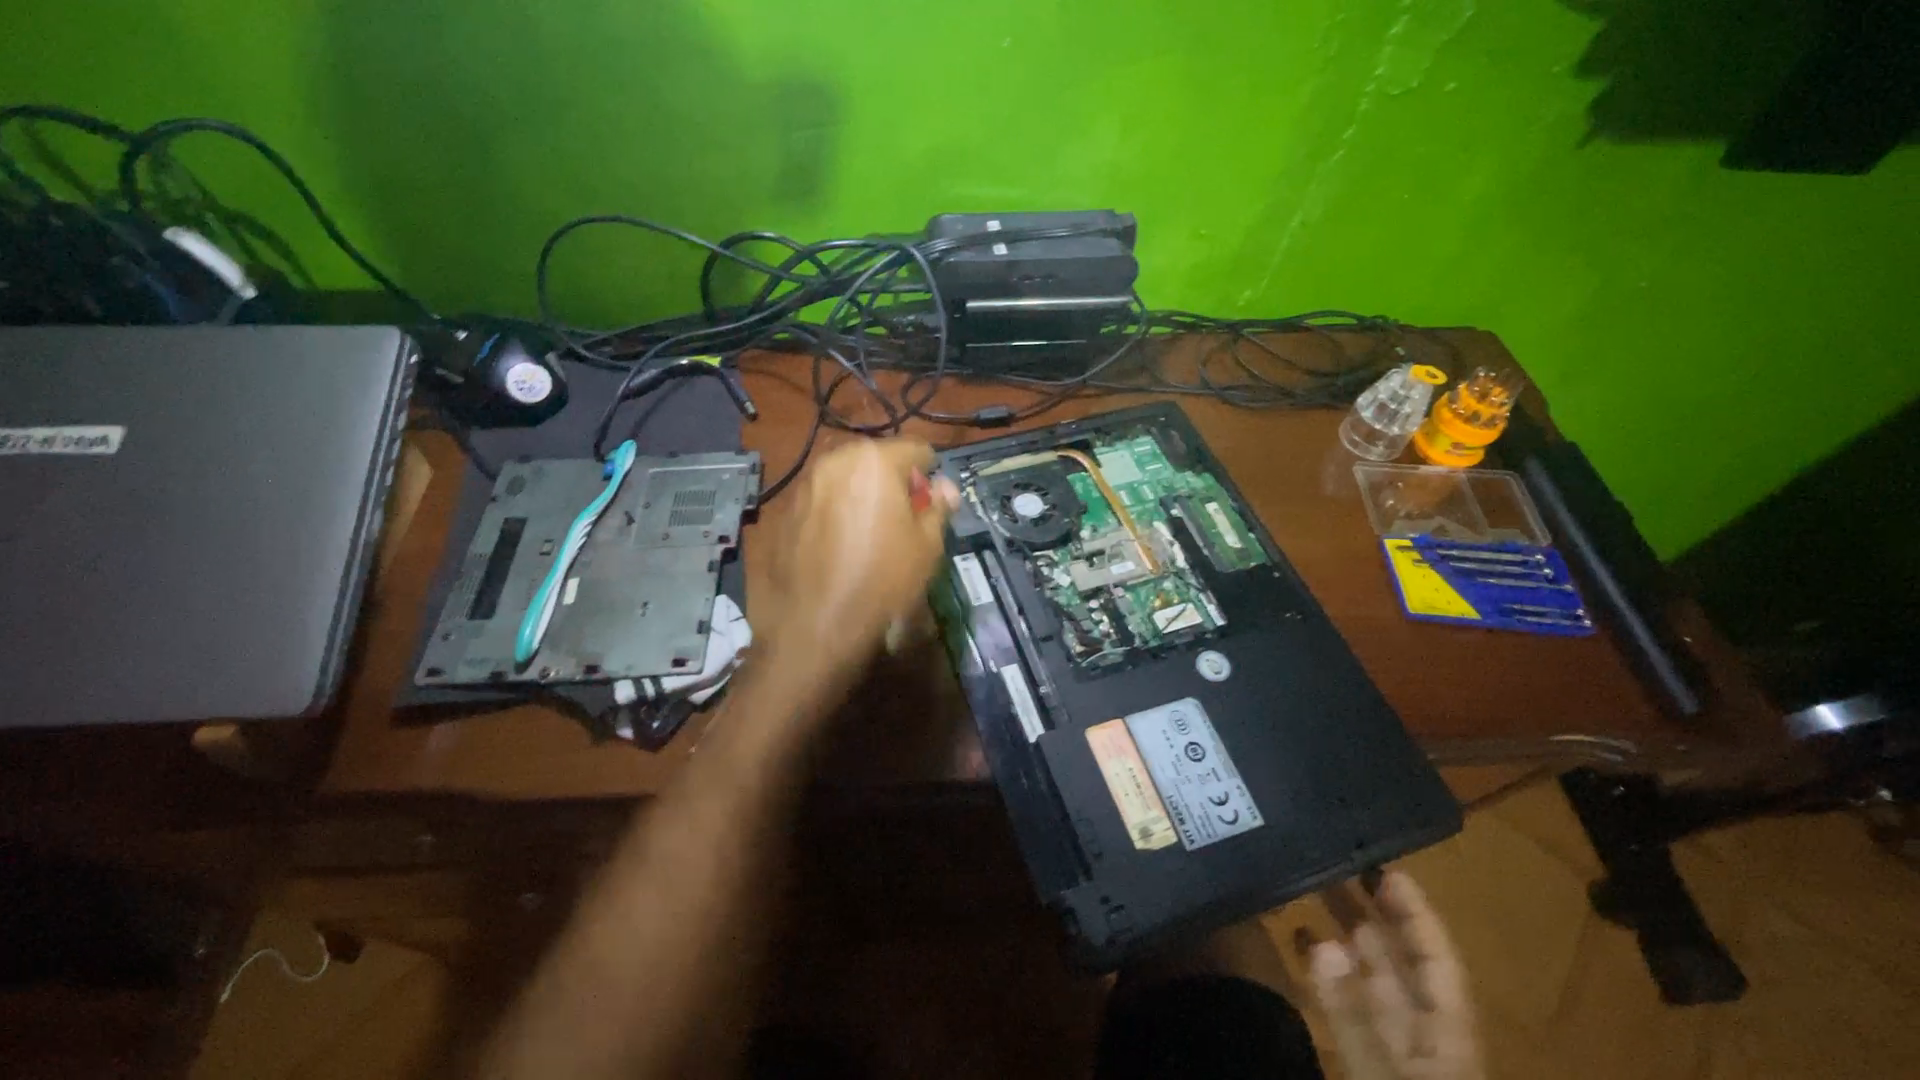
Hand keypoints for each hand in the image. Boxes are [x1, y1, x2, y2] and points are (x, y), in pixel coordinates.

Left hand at [760, 437, 957, 688]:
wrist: (816, 624)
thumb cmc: (883, 580)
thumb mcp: (927, 546)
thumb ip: (938, 507)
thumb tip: (944, 488)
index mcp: (874, 460)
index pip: (917, 449)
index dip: (930, 475)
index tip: (931, 504)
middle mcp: (835, 461)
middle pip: (876, 460)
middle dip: (892, 482)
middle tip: (902, 522)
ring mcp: (805, 485)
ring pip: (845, 479)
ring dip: (861, 496)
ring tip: (869, 537)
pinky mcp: (785, 511)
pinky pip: (821, 502)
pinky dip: (835, 514)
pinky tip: (839, 549)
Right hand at [1307, 871, 1481, 1079]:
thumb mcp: (1385, 1079)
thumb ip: (1353, 1015)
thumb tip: (1323, 941)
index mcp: (1448, 1039)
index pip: (1437, 962)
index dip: (1416, 915)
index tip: (1385, 869)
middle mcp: (1426, 1040)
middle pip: (1403, 969)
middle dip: (1371, 919)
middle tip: (1332, 869)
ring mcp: (1396, 1058)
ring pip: (1373, 989)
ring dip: (1346, 946)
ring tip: (1311, 901)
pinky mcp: (1366, 1073)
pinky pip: (1350, 1016)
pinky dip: (1328, 983)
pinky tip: (1304, 958)